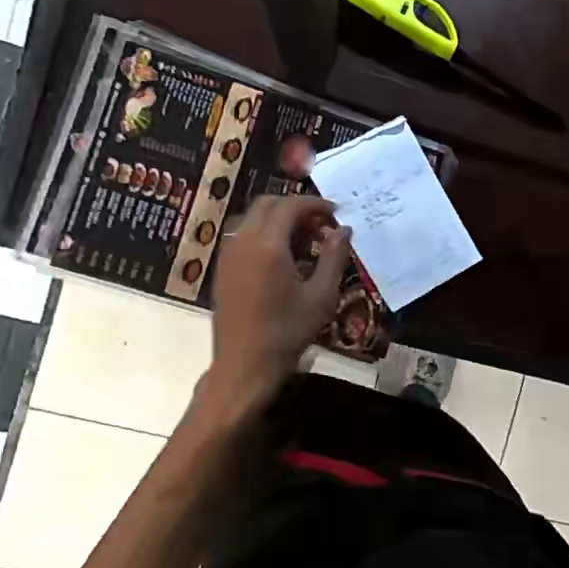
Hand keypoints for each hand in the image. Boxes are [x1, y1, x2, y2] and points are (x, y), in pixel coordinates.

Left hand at [207, 195, 352, 393]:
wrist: (246, 363)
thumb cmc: (288, 331)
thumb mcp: (321, 295)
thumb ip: (334, 257)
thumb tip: (345, 230)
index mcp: (267, 244)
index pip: (290, 205)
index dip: (315, 204)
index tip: (336, 212)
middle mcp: (243, 240)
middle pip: (268, 204)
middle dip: (296, 207)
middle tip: (322, 224)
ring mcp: (228, 254)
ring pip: (253, 219)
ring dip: (280, 220)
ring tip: (306, 241)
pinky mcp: (223, 268)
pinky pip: (244, 236)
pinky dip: (266, 234)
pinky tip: (285, 258)